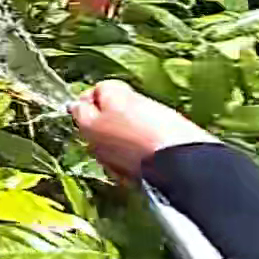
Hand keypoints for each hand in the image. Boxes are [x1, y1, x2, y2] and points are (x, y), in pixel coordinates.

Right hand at [70, 80, 216, 179]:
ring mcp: (164, 121)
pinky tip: (136, 170)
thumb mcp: (90, 126)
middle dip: (104, 128)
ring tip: (118, 164)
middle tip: (97, 144)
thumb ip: (80, 112)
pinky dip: (139, 158)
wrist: (182, 162)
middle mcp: (143, 103)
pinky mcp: (180, 139)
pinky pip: (148, 147)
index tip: (80, 117)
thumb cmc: (125, 141)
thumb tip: (76, 104)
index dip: (87, 101)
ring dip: (120, 146)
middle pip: (115, 112)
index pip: (99, 88)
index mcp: (119, 94)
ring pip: (130, 132)